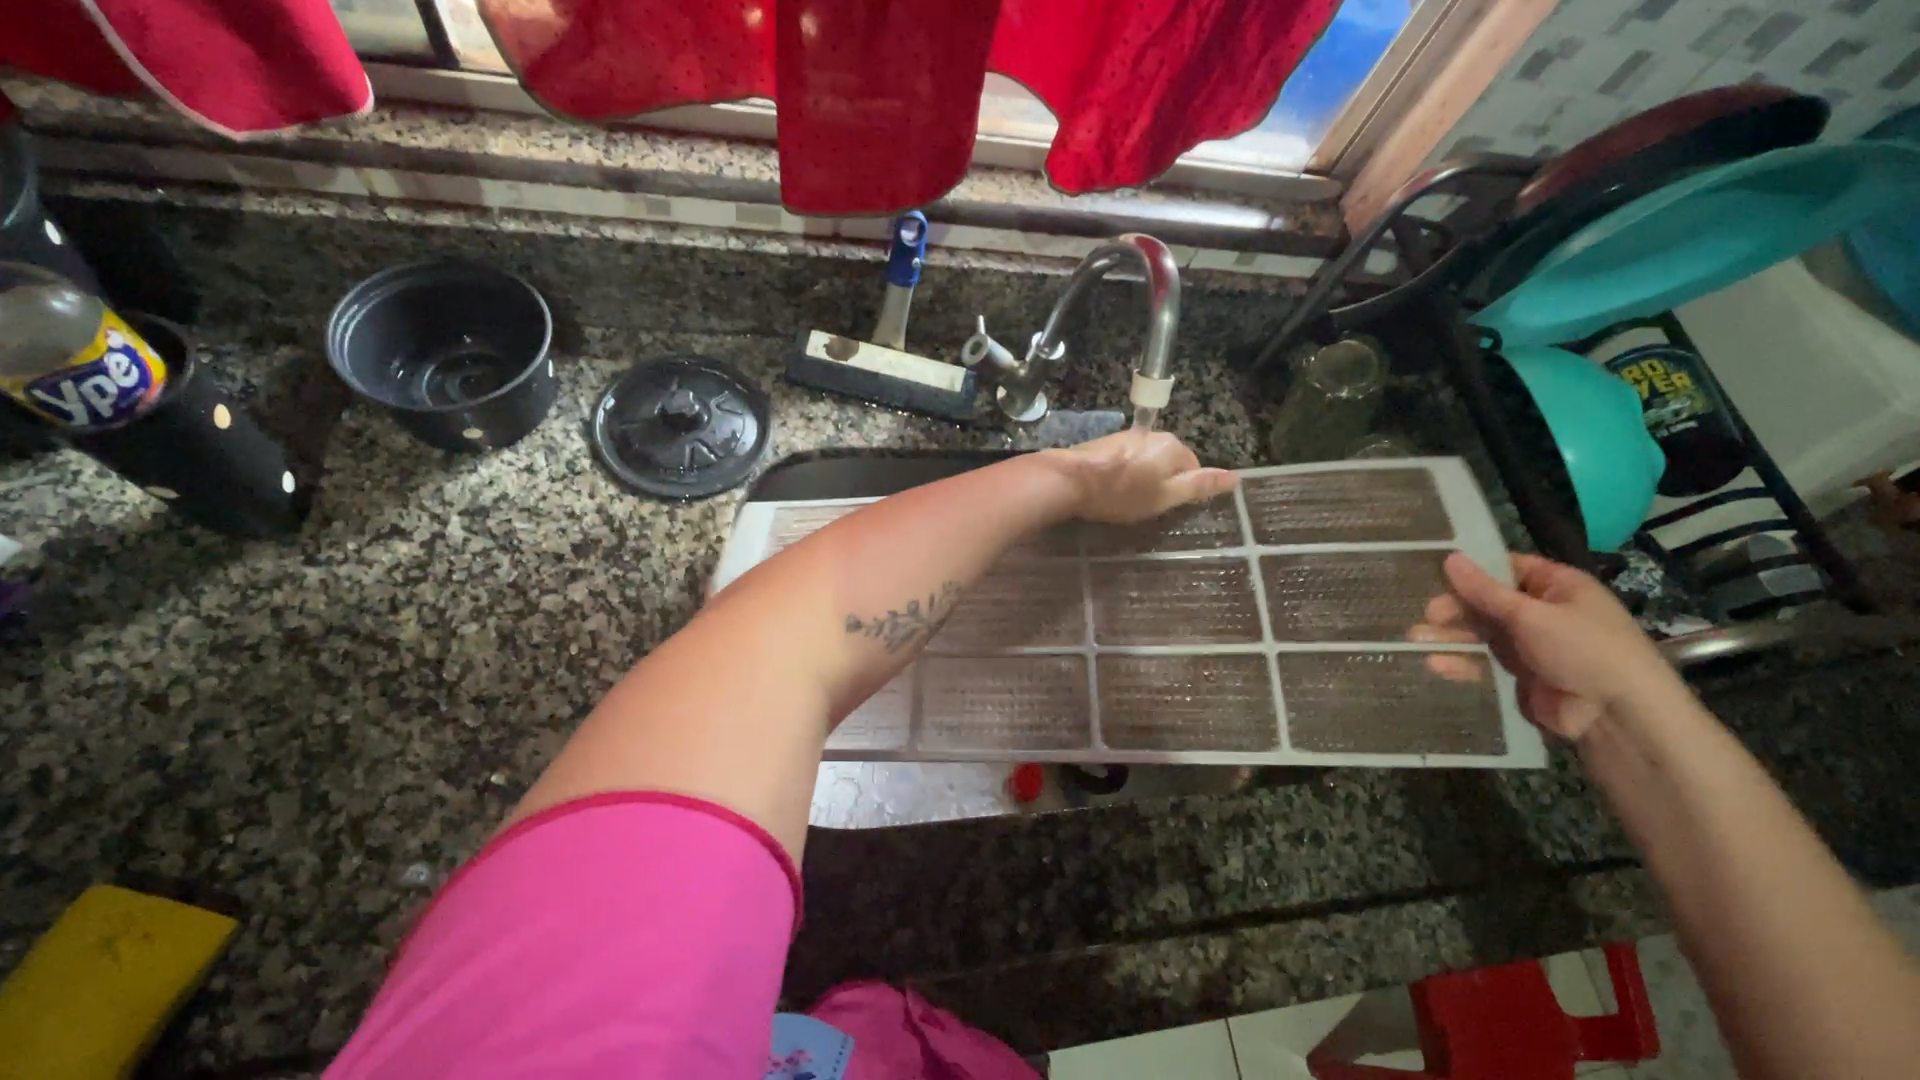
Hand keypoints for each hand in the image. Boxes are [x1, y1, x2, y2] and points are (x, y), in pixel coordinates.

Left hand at [1051, 429, 1238, 524]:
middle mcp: (1152, 435)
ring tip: (1128, 500)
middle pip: (1169, 462)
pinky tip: (1112, 490)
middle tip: (1146, 506)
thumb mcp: (1165, 496)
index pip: (1194, 467)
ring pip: (1146, 461)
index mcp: (1172, 445)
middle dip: (1162, 482)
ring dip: (1142, 478)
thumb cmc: (1122, 493)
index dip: (1183, 490)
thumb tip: (1236, 477)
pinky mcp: (1106, 444)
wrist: (1070, 480)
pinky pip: (1126, 461)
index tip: (1168, 507)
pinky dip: (1124, 475)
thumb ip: (1199, 486)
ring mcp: (1127, 437)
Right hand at [1413, 553, 1676, 743]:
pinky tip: (1435, 663)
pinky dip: (1461, 662)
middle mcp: (1543, 612)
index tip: (1435, 571)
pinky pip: (1485, 663)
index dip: (1473, 569)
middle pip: (1489, 602)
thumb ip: (1485, 591)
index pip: (1507, 568)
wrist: (1616, 715)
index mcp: (1557, 587)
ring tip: (1415, 639)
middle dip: (1455, 607)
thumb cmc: (1584, 649)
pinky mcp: (1520, 676)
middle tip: (1428, 614)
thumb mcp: (1532, 615)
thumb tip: (1449, 558)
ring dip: (1451, 635)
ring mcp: (1531, 645)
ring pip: (1482, 633)